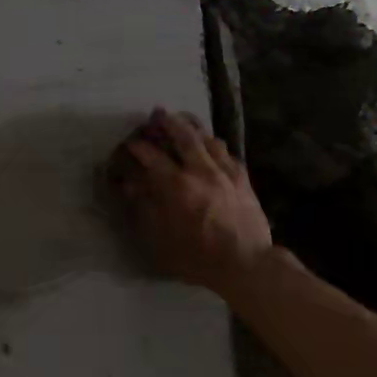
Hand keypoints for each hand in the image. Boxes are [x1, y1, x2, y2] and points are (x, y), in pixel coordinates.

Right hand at [108, 108, 274, 296]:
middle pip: (183, 136)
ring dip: (194, 129)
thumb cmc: (198, 257)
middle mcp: (200, 170)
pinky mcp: (243, 178)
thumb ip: (146, 209)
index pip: (151, 157)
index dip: (138, 147)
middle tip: (158, 113)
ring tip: (185, 122)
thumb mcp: (162, 240)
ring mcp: (225, 172)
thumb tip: (131, 186)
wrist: (246, 262)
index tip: (130, 144)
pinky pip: (227, 153)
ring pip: (208, 139)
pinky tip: (213, 146)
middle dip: (168, 122)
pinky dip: (215, 146)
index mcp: (176, 186)